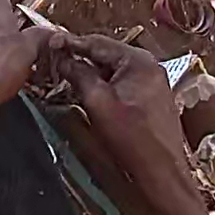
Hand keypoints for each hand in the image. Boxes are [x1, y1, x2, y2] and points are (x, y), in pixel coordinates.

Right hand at [52, 34, 194, 201]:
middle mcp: (149, 64)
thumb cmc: (130, 136)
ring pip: (115, 69)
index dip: (73, 44)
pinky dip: (107, 84)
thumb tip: (63, 59)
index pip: (99, 42)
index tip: (52, 44)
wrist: (162, 172)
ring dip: (93, 73)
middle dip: (82, 59)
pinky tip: (92, 93)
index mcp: (138, 59)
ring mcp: (154, 80)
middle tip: (57, 62)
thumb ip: (79, 75)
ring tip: (69, 77)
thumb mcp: (98, 102)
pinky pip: (124, 82)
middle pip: (108, 54)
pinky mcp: (153, 97)